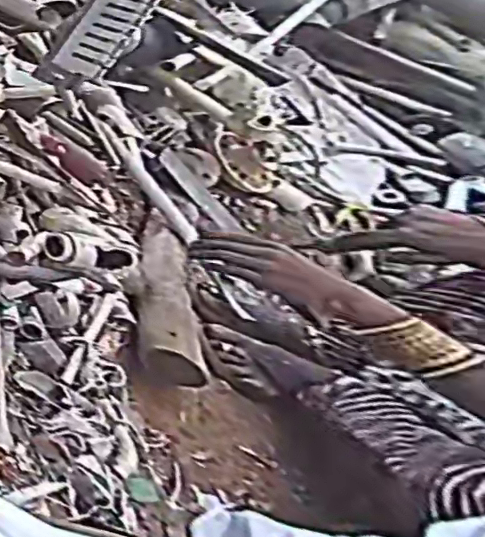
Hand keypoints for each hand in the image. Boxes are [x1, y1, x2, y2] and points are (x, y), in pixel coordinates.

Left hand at [192, 234, 393, 324]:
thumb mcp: (294, 266)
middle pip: (227, 243)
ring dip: (206, 253)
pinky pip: (234, 268)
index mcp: (277, 248)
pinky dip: (217, 264)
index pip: (236, 236)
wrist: (346, 301)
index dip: (214, 235)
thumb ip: (271, 260)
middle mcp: (271, 252)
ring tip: (192, 253)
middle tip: (189, 244)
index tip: (199, 235)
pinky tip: (206, 264)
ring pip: (226, 253)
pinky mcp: (267, 279)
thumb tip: (249, 259)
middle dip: (205, 242)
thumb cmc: (321, 288)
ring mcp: (268, 265)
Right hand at [320, 208, 484, 267]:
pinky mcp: (427, 207)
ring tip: (421, 242)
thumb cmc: (479, 252)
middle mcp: (407, 219)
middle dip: (381, 237)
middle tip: (388, 247)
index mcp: (407, 235)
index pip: (365, 239)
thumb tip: (389, 257)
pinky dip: (413, 224)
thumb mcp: (444, 260)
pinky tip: (430, 232)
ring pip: (395, 222)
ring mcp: (417, 211)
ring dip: (400, 231)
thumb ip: (411, 257)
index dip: (344, 243)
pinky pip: (410, 216)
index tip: (326, 245)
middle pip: (381, 229)